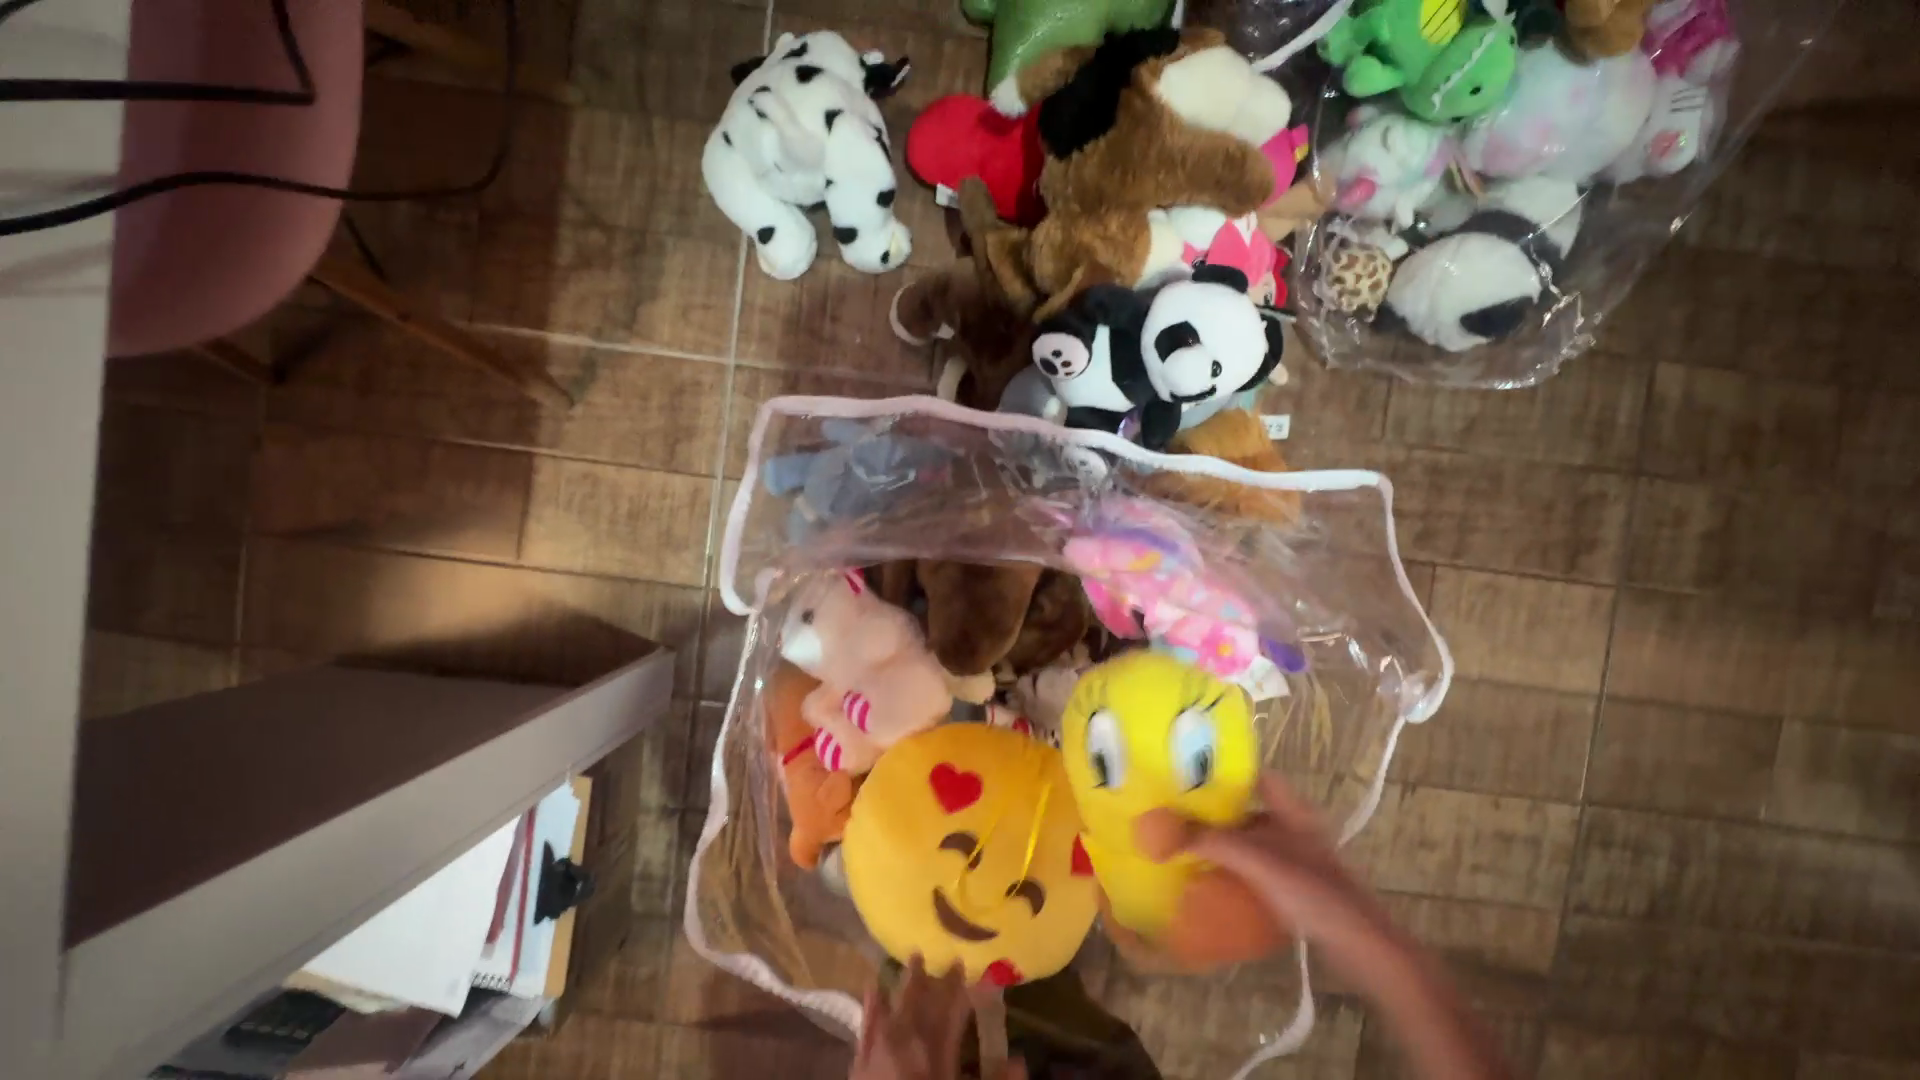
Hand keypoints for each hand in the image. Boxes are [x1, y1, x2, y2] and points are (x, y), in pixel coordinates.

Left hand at [849, 957, 1027, 1079]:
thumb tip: (1021, 1060)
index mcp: (936, 1055)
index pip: (950, 1011)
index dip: (958, 987)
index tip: (964, 964)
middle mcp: (906, 1046)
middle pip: (920, 1003)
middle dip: (929, 979)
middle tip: (935, 954)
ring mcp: (877, 1056)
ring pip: (892, 1010)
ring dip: (902, 986)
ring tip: (910, 960)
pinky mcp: (858, 1070)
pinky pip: (865, 1031)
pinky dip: (870, 1009)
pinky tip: (871, 990)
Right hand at [1134, 773, 1390, 963]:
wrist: (1360, 946)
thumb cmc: (1312, 890)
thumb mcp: (1255, 860)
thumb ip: (1206, 841)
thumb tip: (1154, 828)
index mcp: (1291, 808)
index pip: (1256, 774)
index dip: (1226, 769)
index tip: (1189, 771)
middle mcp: (1294, 826)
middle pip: (1248, 806)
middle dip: (1214, 807)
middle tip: (1175, 809)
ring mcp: (1296, 857)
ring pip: (1250, 838)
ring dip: (1221, 839)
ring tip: (1183, 841)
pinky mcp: (1294, 885)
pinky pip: (1254, 866)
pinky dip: (1232, 867)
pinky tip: (1209, 877)